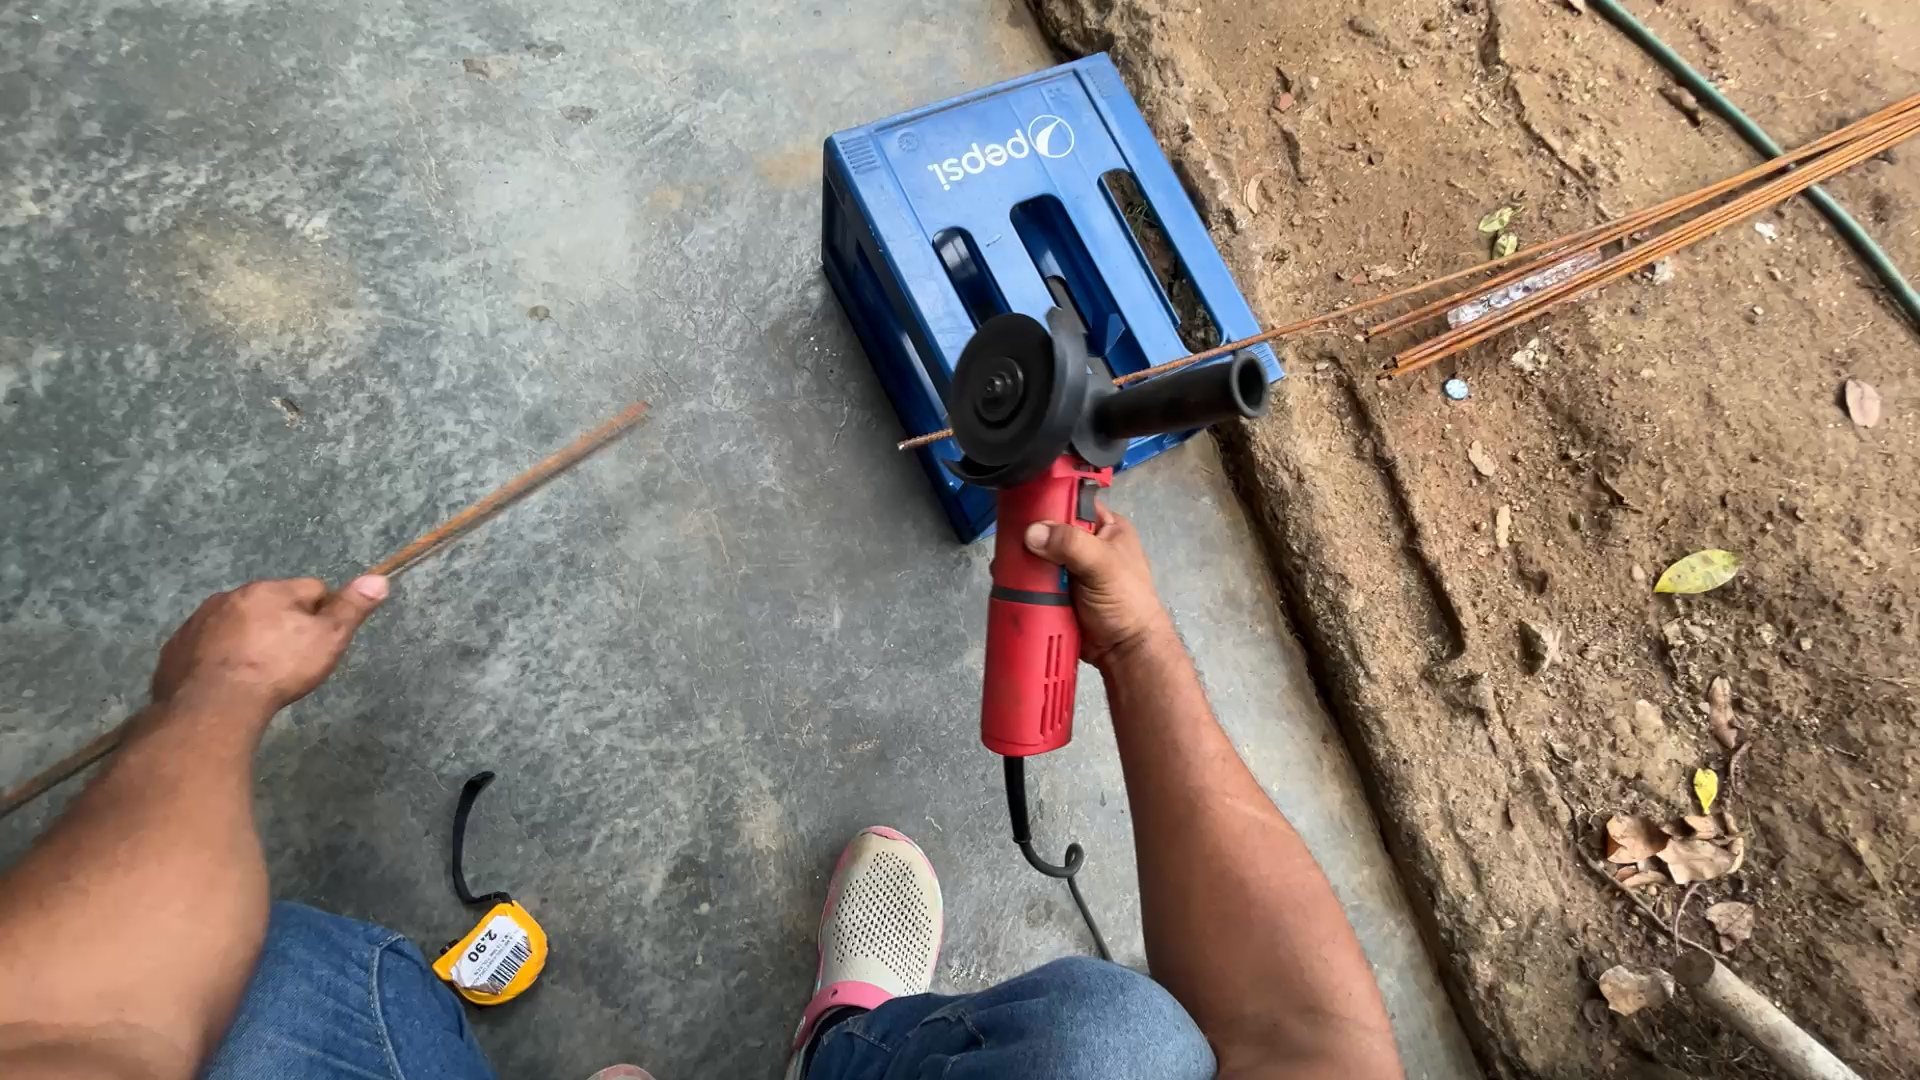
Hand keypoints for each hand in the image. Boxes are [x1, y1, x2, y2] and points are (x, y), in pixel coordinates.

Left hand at [150, 576, 388, 714]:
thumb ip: (353, 606)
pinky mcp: (174, 648)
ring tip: (262, 669)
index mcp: (268, 590)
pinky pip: (210, 643)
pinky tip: (233, 676)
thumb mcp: (330, 637)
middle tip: (294, 656)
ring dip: (253, 637)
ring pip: (239, 622)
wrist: (213, 705)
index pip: (313, 589)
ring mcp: (196, 622)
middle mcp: (229, 597)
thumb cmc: (279, 667)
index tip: (320, 641)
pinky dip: (223, 654)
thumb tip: (379, 578)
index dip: (324, 614)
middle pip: (273, 604)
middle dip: (286, 623)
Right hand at [1022, 504, 1175, 669]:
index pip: (1072, 502)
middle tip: (1006, 538)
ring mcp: (1069, 569)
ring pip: (1038, 554)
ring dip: (1021, 558)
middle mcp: (1086, 543)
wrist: (1124, 652)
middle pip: (1049, 528)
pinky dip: (1021, 578)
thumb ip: (1071, 545)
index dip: (1049, 501)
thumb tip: (1032, 533)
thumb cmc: (1126, 602)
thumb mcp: (1104, 566)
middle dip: (1028, 533)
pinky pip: (1034, 578)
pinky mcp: (1056, 590)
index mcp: (1106, 527)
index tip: (1020, 504)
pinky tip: (1006, 577)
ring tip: (1002, 561)